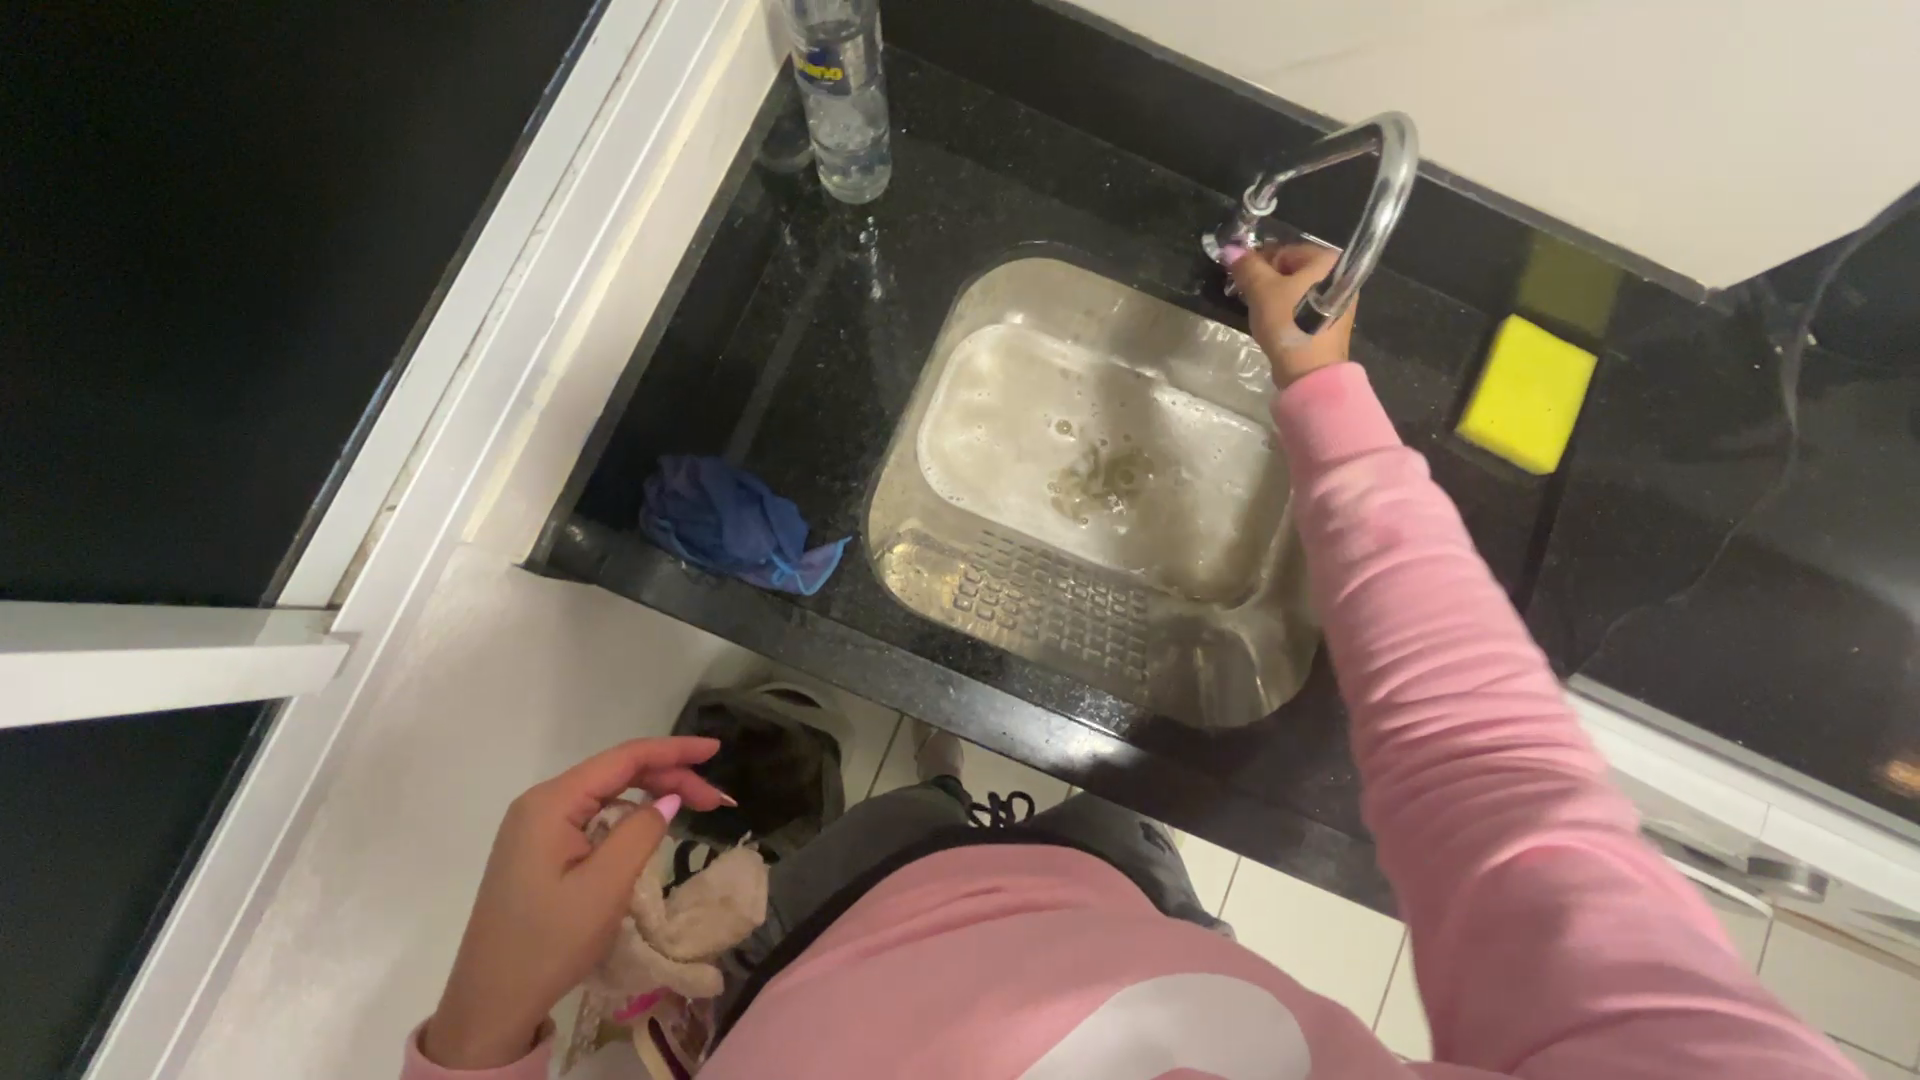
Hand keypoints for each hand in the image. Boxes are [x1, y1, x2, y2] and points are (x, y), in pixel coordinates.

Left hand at [421, 737, 729, 1069]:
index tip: (715, 750)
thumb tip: (669, 798)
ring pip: (609, 793)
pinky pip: (595, 815)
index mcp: (552, 803)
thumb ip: (642, 830)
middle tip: (715, 799)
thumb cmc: (549, 943)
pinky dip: (631, 815)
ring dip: (654, 795)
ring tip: (696, 808)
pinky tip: (653, 826)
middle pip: (618, 772)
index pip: (624, 758)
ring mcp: (537, 827)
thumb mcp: (606, 886)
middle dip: (670, 776)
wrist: (490, 1004)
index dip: (674, 750)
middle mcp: (541, 803)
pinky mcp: (540, 849)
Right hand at [1223, 242, 1355, 388]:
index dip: (1259, 264)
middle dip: (1266, 282)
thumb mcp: (1261, 291)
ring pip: (1297, 291)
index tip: (1241, 280)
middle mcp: (1339, 275)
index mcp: (1328, 260)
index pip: (1284, 251)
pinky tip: (1276, 326)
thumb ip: (1247, 267)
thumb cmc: (1288, 323)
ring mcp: (1339, 300)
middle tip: (1248, 298)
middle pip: (1292, 271)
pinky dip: (1288, 313)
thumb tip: (1231, 248)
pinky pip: (1304, 309)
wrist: (1309, 371)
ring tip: (1260, 315)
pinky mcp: (1332, 322)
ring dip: (1275, 299)